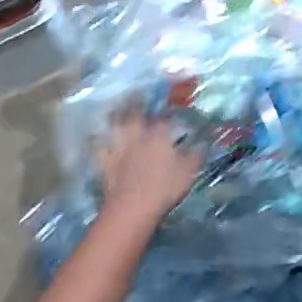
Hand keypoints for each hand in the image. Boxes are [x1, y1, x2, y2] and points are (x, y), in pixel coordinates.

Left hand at [97, 111, 202, 225]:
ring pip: (114, 123)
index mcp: (159, 133)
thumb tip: (204, 141)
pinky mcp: (104, 160)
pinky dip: (99, 139)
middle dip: (136, 101)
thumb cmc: (165, 188)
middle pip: (134, 111)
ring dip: (115, 114)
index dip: (166, 107)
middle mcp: (137, 134)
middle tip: (136, 94)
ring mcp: (118, 145)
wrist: (133, 207)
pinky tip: (98, 136)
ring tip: (116, 108)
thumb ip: (196, 154)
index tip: (169, 103)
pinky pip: (99, 145)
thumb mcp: (189, 171)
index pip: (163, 115)